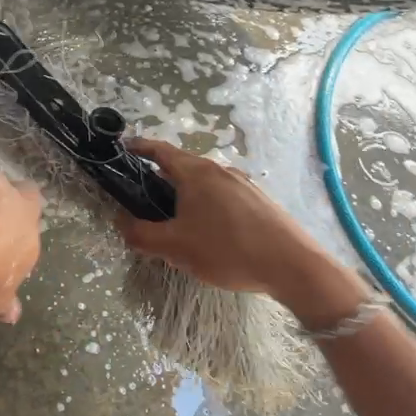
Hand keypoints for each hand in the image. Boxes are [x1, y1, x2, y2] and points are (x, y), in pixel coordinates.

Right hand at [116, 137, 342, 310]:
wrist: (294, 267)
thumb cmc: (227, 250)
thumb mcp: (174, 247)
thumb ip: (140, 234)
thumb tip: (121, 222)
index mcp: (196, 172)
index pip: (160, 150)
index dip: (139, 148)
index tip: (122, 149)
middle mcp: (220, 170)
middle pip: (182, 166)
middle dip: (160, 178)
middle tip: (144, 200)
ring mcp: (244, 184)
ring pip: (204, 183)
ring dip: (185, 195)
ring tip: (176, 221)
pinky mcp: (260, 202)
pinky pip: (223, 196)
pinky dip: (207, 205)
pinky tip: (210, 233)